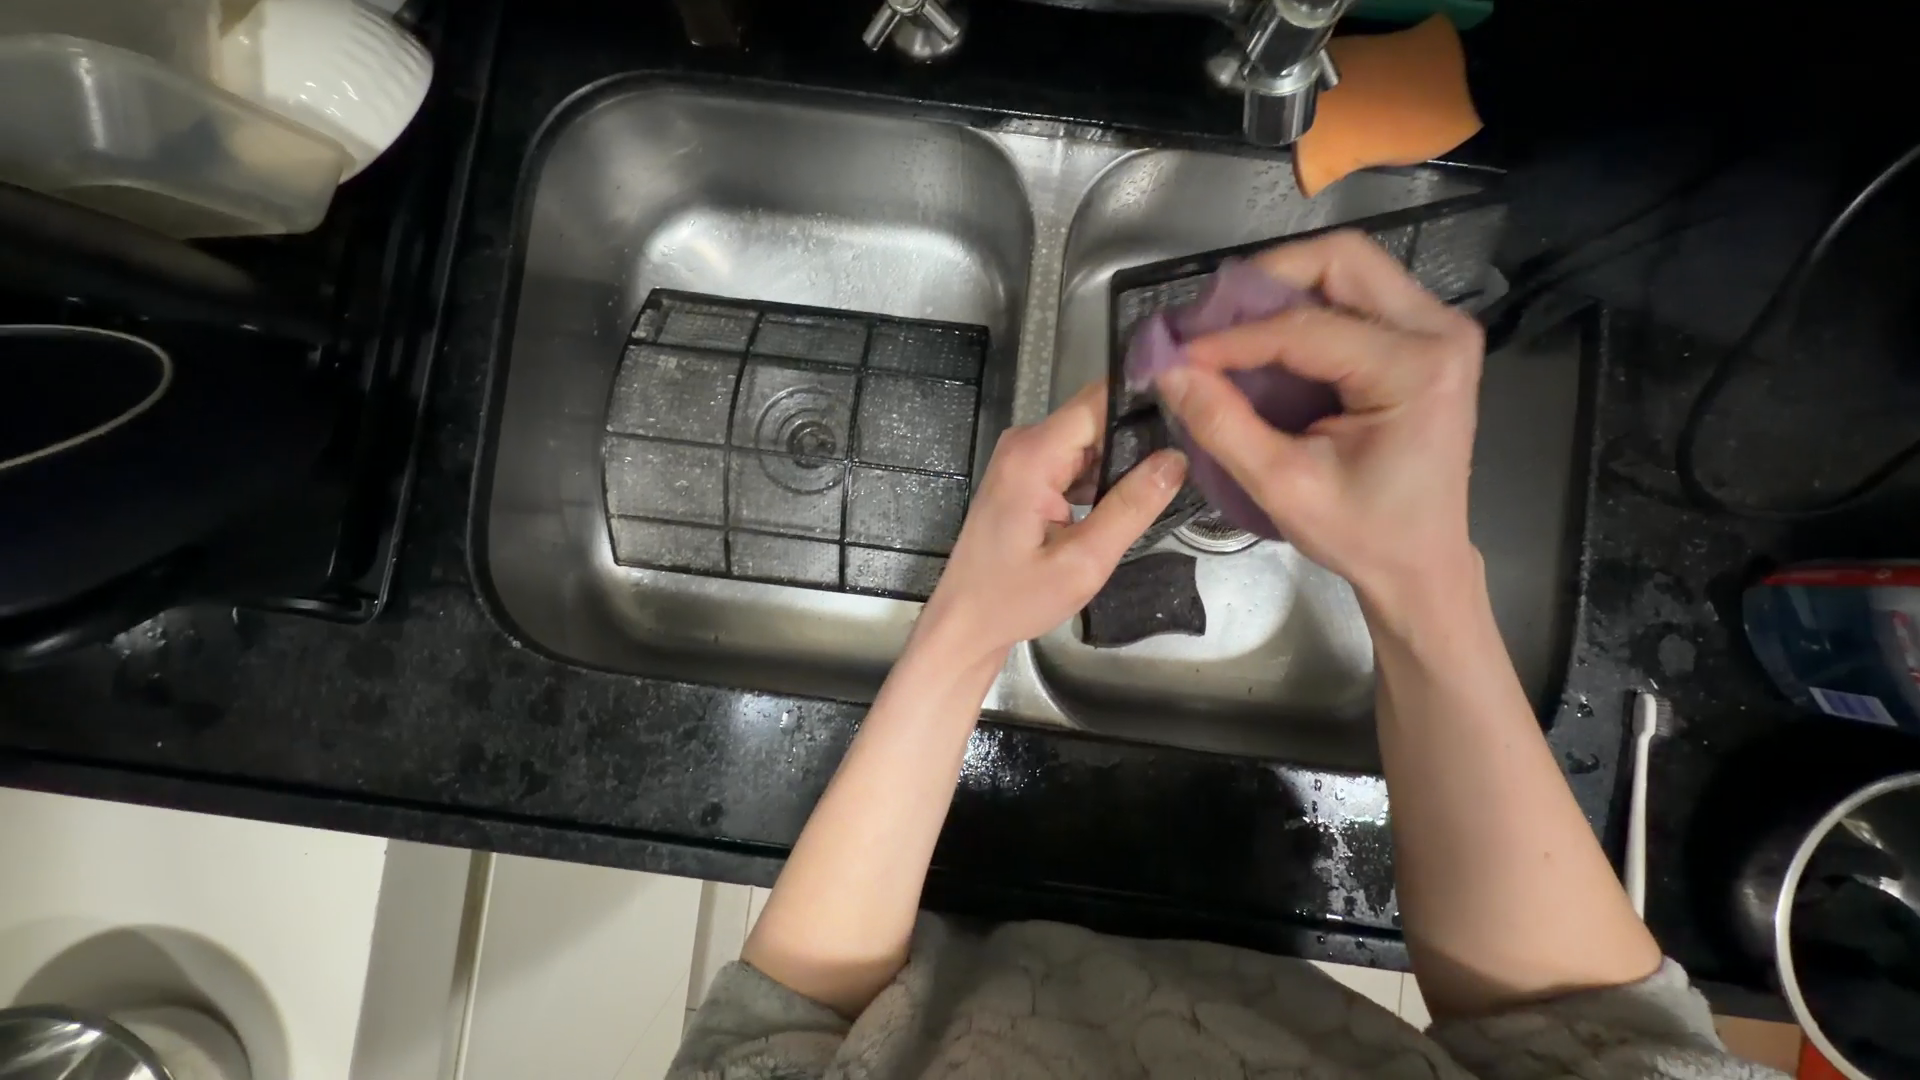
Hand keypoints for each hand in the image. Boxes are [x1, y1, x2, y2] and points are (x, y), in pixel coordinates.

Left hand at [917, 383, 1186, 665]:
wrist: (965, 621)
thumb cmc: (1014, 599)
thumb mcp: (1083, 561)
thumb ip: (1131, 508)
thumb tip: (1176, 460)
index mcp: (1033, 455)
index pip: (1099, 400)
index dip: (1144, 404)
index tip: (1190, 419)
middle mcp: (1024, 444)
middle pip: (1096, 418)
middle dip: (1138, 438)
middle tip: (1184, 466)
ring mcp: (1022, 459)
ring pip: (1089, 440)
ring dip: (1121, 462)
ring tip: (1161, 487)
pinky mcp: (1025, 477)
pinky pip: (1074, 461)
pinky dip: (1100, 478)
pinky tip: (1125, 502)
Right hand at [1153, 230, 1485, 623]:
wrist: (1421, 561)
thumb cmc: (1362, 534)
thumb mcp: (1282, 486)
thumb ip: (1222, 424)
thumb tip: (1167, 372)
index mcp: (1416, 368)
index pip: (1306, 326)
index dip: (1231, 336)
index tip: (1174, 352)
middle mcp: (1438, 330)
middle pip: (1341, 260)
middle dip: (1263, 280)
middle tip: (1206, 321)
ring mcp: (1436, 328)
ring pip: (1347, 270)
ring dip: (1279, 289)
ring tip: (1226, 330)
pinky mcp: (1422, 338)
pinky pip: (1353, 297)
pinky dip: (1298, 309)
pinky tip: (1260, 342)